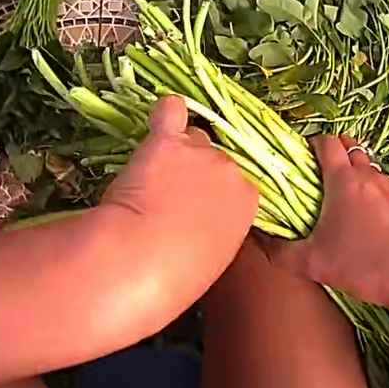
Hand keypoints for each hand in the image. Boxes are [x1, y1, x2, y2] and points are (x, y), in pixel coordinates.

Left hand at [97, 95, 258, 325]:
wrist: (140, 259)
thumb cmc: (175, 275)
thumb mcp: (213, 258)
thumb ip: (216, 229)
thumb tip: (198, 224)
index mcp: (248, 201)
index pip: (237, 184)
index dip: (214, 195)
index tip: (198, 209)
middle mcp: (230, 169)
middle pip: (217, 158)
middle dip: (197, 174)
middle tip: (173, 197)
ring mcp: (198, 151)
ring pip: (194, 138)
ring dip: (179, 153)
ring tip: (157, 175)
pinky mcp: (166, 141)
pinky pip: (171, 112)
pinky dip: (166, 114)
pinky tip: (159, 119)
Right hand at [267, 135, 388, 311]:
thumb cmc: (363, 265)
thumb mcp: (312, 263)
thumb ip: (280, 251)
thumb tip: (258, 240)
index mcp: (343, 180)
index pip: (326, 142)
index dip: (311, 143)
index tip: (300, 156)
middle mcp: (369, 176)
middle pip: (350, 147)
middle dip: (334, 152)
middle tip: (318, 171)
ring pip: (370, 166)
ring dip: (354, 171)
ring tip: (341, 194)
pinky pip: (386, 186)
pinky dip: (373, 190)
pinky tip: (368, 216)